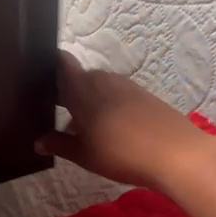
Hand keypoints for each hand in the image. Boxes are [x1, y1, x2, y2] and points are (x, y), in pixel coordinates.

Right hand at [37, 50, 210, 187]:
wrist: (177, 154)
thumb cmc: (120, 152)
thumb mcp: (84, 154)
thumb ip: (59, 144)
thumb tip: (38, 142)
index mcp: (80, 88)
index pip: (61, 61)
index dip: (50, 64)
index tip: (40, 79)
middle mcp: (101, 79)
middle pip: (79, 77)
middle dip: (69, 92)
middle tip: (60, 115)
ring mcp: (126, 85)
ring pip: (100, 87)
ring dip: (91, 101)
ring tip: (87, 128)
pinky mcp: (145, 95)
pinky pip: (118, 94)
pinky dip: (110, 106)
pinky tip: (113, 130)